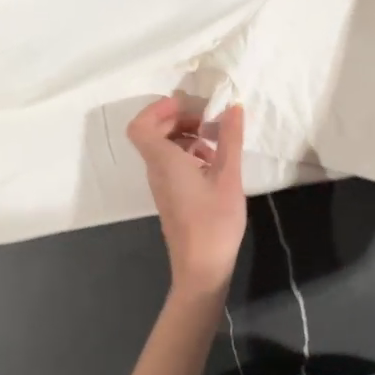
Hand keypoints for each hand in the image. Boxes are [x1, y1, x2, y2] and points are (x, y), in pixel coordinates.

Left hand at [126, 96, 246, 298]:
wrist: (202, 269)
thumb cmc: (215, 222)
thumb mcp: (229, 177)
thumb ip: (230, 139)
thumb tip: (233, 107)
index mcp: (164, 162)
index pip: (140, 126)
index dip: (159, 109)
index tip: (189, 105)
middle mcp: (156, 170)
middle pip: (154, 133)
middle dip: (181, 118)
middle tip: (210, 120)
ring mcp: (162, 185)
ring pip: (164, 149)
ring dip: (188, 137)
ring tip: (219, 143)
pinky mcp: (171, 196)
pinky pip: (172, 164)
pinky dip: (190, 155)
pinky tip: (215, 164)